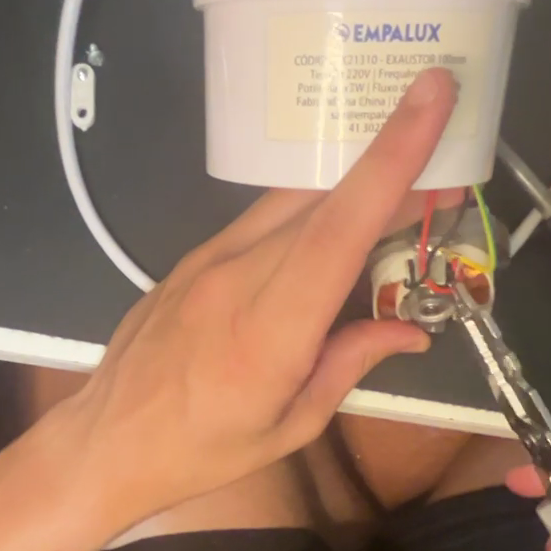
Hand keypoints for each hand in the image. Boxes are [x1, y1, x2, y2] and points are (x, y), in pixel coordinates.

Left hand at [57, 68, 458, 525]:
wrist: (109, 442)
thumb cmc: (202, 453)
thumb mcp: (289, 427)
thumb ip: (348, 366)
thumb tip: (408, 330)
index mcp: (268, 333)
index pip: (338, 231)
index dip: (390, 163)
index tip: (432, 97)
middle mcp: (235, 280)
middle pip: (322, 205)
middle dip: (387, 173)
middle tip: (440, 175)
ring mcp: (204, 263)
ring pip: (288, 204)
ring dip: (345, 190)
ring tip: (391, 198)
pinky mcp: (187, 261)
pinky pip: (256, 221)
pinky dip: (302, 214)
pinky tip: (324, 229)